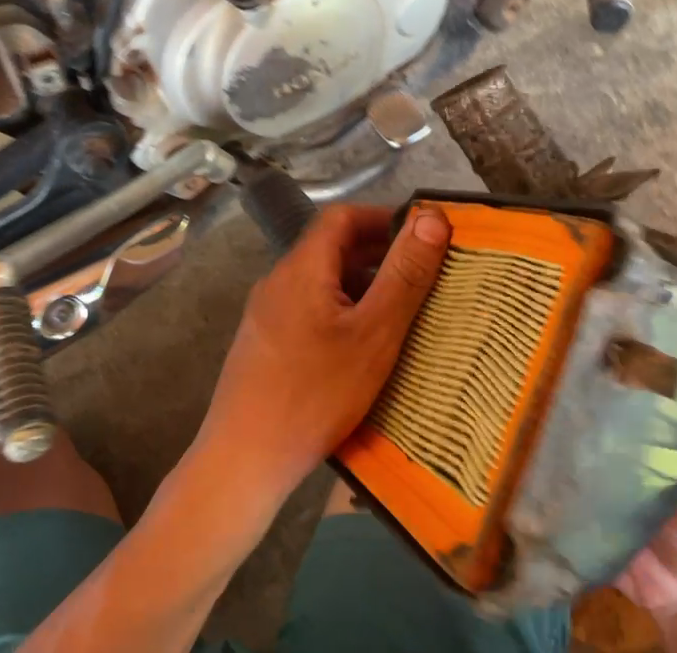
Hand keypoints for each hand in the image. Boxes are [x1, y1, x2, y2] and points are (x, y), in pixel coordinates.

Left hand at [198, 204, 449, 493]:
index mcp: (301, 268)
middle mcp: (278, 281)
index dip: (384, 218)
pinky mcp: (265, 346)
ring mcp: (267, 315)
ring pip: (323, 283)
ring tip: (405, 312)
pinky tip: (365, 347)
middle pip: (332, 249)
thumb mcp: (374, 334)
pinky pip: (310, 311)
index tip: (424, 236)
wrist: (244, 460)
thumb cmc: (315, 394)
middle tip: (425, 276)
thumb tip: (432, 217)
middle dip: (380, 255)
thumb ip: (404, 275)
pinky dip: (343, 313)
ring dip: (363, 286)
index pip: (342, 216)